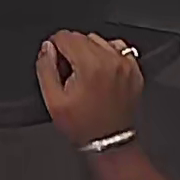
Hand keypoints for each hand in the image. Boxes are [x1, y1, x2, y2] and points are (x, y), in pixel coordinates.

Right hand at [36, 30, 141, 146]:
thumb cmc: (82, 125)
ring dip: (89, 50)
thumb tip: (47, 48)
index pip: (66, 36)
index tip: (54, 60)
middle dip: (71, 49)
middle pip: (82, 36)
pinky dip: (107, 54)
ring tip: (85, 74)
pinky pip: (117, 48)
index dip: (55, 46)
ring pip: (99, 40)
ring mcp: (125, 64)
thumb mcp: (54, 101)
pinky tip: (101, 71)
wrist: (109, 142)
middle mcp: (111, 60)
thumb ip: (46, 69)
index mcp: (90, 66)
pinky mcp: (134, 69)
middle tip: (69, 73)